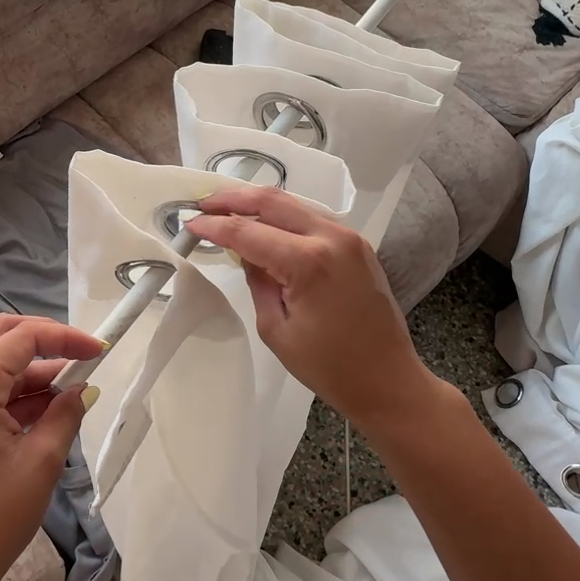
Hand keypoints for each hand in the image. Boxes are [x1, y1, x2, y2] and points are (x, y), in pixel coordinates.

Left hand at [0, 315, 103, 580]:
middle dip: (46, 340)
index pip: (23, 337)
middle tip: (84, 356)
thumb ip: (65, 413)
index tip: (100, 351)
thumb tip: (82, 387)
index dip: (65, 337)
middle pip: (3, 335)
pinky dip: (17, 390)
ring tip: (74, 389)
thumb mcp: (41, 461)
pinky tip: (49, 407)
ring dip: (33, 369)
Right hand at [183, 186, 442, 432]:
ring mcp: (348, 237)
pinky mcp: (357, 244)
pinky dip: (283, 215)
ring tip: (227, 208)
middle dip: (233, 198)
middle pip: (271, 201)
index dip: (214, 226)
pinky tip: (264, 223)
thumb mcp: (275, 328)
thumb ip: (257, 281)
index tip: (189, 223)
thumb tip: (246, 252)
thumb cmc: (329, 367)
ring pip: (293, 203)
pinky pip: (311, 217)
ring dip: (258, 202)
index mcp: (308, 262)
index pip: (247, 231)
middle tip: (203, 203)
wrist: (389, 382)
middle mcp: (330, 237)